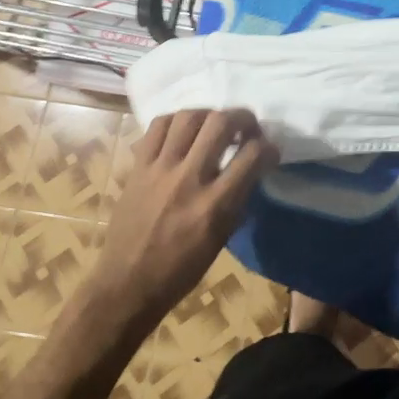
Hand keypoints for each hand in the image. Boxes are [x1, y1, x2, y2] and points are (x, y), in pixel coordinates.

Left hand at [78, 110, 277, 332]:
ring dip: (209, 115)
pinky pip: (158, 127)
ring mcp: (159, 170)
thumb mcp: (221, 238)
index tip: (270, 150)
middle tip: (247, 128)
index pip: (252, 156)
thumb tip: (252, 168)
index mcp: (214, 206)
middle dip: (243, 118)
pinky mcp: (137, 167)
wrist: (127, 283)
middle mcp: (188, 180)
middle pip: (220, 123)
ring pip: (188, 117)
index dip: (269, 147)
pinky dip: (176, 121)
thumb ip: (238, 198)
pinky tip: (184, 131)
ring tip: (214, 126)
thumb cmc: (181, 270)